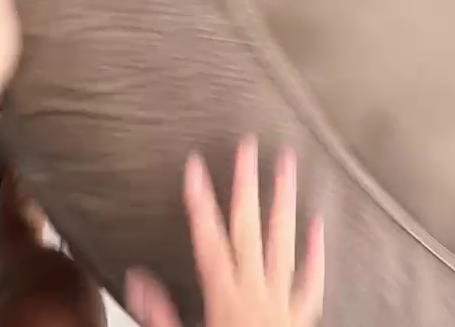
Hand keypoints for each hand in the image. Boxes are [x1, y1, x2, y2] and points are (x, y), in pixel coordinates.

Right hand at [124, 137, 325, 326]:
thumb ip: (160, 314)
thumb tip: (136, 278)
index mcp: (225, 298)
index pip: (208, 239)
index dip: (200, 200)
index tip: (194, 164)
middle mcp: (256, 292)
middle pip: (248, 228)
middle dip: (246, 184)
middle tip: (248, 144)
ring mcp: (283, 302)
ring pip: (284, 242)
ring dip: (284, 200)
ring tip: (287, 163)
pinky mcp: (303, 317)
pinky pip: (312, 281)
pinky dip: (315, 252)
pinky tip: (318, 222)